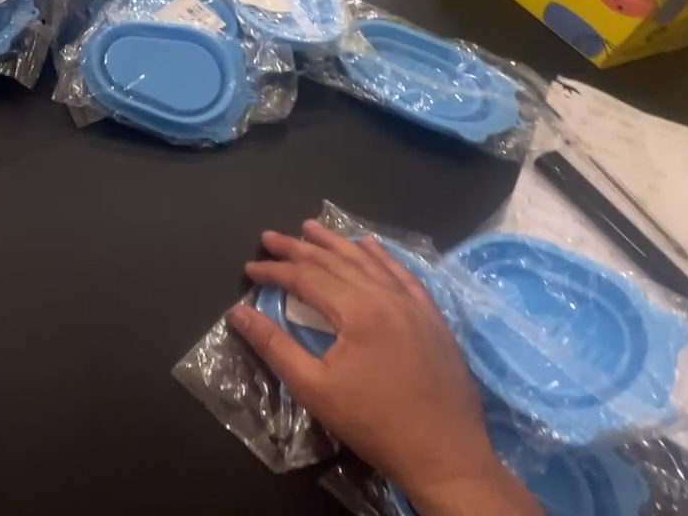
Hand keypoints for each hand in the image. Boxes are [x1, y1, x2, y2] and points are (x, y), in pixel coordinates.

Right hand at [231, 222, 537, 515]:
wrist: (449, 460)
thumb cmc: (376, 424)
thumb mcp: (314, 388)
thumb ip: (274, 345)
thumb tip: (238, 313)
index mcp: (358, 311)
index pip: (306, 277)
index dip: (274, 271)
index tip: (249, 271)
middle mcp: (387, 298)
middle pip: (335, 262)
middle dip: (297, 248)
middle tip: (269, 237)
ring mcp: (415, 307)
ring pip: (368, 262)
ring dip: (336, 242)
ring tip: (310, 226)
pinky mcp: (434, 321)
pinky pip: (405, 276)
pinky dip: (383, 256)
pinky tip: (370, 245)